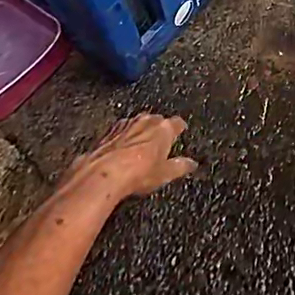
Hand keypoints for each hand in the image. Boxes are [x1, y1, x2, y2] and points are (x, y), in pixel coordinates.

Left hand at [65, 113, 196, 199]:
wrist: (104, 173)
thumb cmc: (137, 172)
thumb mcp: (165, 174)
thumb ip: (180, 166)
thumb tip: (191, 163)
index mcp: (164, 128)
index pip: (177, 123)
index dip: (179, 128)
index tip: (181, 131)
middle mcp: (146, 120)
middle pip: (157, 121)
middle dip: (159, 130)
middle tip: (160, 145)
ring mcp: (127, 124)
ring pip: (138, 124)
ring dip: (141, 132)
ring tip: (141, 149)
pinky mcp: (110, 130)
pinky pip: (122, 130)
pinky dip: (125, 137)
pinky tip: (123, 150)